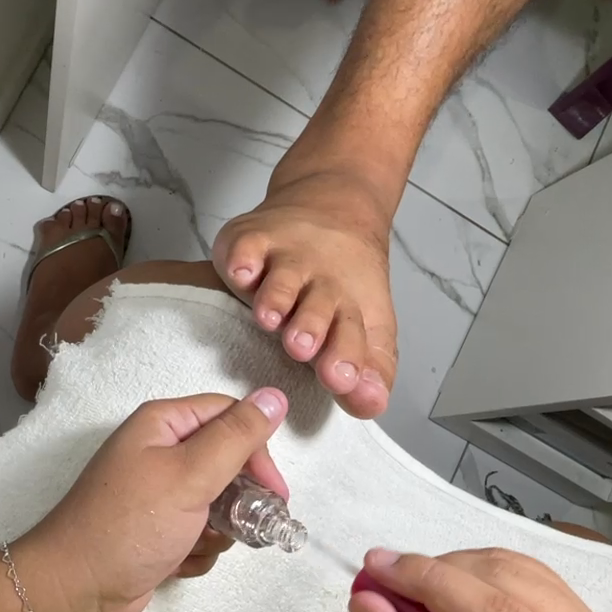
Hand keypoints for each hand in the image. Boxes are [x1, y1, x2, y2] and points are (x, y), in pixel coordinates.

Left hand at [24, 389, 288, 611]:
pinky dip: (198, 550)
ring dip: (219, 529)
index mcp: (163, 424)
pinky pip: (201, 532)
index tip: (272, 489)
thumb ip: (236, 437)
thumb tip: (274, 396)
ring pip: (219, 502)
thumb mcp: (190, 475)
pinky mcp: (161, 531)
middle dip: (239, 497)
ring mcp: (160, 495)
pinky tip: (179, 562)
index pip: (229, 416)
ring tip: (197, 544)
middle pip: (228, 461)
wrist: (78, 588)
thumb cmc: (132, 524)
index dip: (256, 447)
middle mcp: (161, 453)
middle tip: (245, 525)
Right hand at [213, 169, 397, 418]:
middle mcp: (321, 286)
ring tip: (269, 318)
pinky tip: (241, 273)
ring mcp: (287, 262)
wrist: (334, 208)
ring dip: (277, 298)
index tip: (341, 378)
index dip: (348, 357)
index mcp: (350, 313)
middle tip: (301, 347)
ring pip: (283, 280)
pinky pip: (247, 247)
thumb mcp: (366, 329)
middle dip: (310, 327)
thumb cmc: (341, 285)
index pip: (353, 336)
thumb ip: (368, 373)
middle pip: (318, 308)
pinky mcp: (253, 241)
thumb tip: (370, 403)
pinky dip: (242, 258)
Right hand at [350, 548, 611, 611]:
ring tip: (410, 597)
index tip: (374, 568)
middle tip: (380, 585)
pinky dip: (476, 574)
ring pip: (520, 571)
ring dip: (456, 569)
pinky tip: (445, 598)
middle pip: (513, 586)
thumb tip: (367, 603)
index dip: (435, 584)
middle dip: (438, 572)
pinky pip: (527, 576)